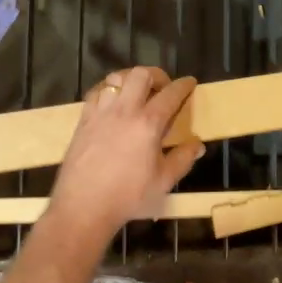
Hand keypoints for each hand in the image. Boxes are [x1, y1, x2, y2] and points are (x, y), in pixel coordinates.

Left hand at [48, 66, 204, 237]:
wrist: (83, 207)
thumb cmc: (128, 196)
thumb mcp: (164, 181)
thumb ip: (183, 159)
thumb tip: (198, 145)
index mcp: (148, 124)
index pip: (170, 94)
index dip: (183, 85)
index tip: (190, 83)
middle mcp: (124, 111)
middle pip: (141, 74)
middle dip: (156, 75)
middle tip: (162, 88)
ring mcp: (100, 113)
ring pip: (115, 78)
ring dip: (130, 80)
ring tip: (137, 92)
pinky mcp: (83, 121)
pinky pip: (95, 93)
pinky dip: (108, 90)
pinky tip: (112, 103)